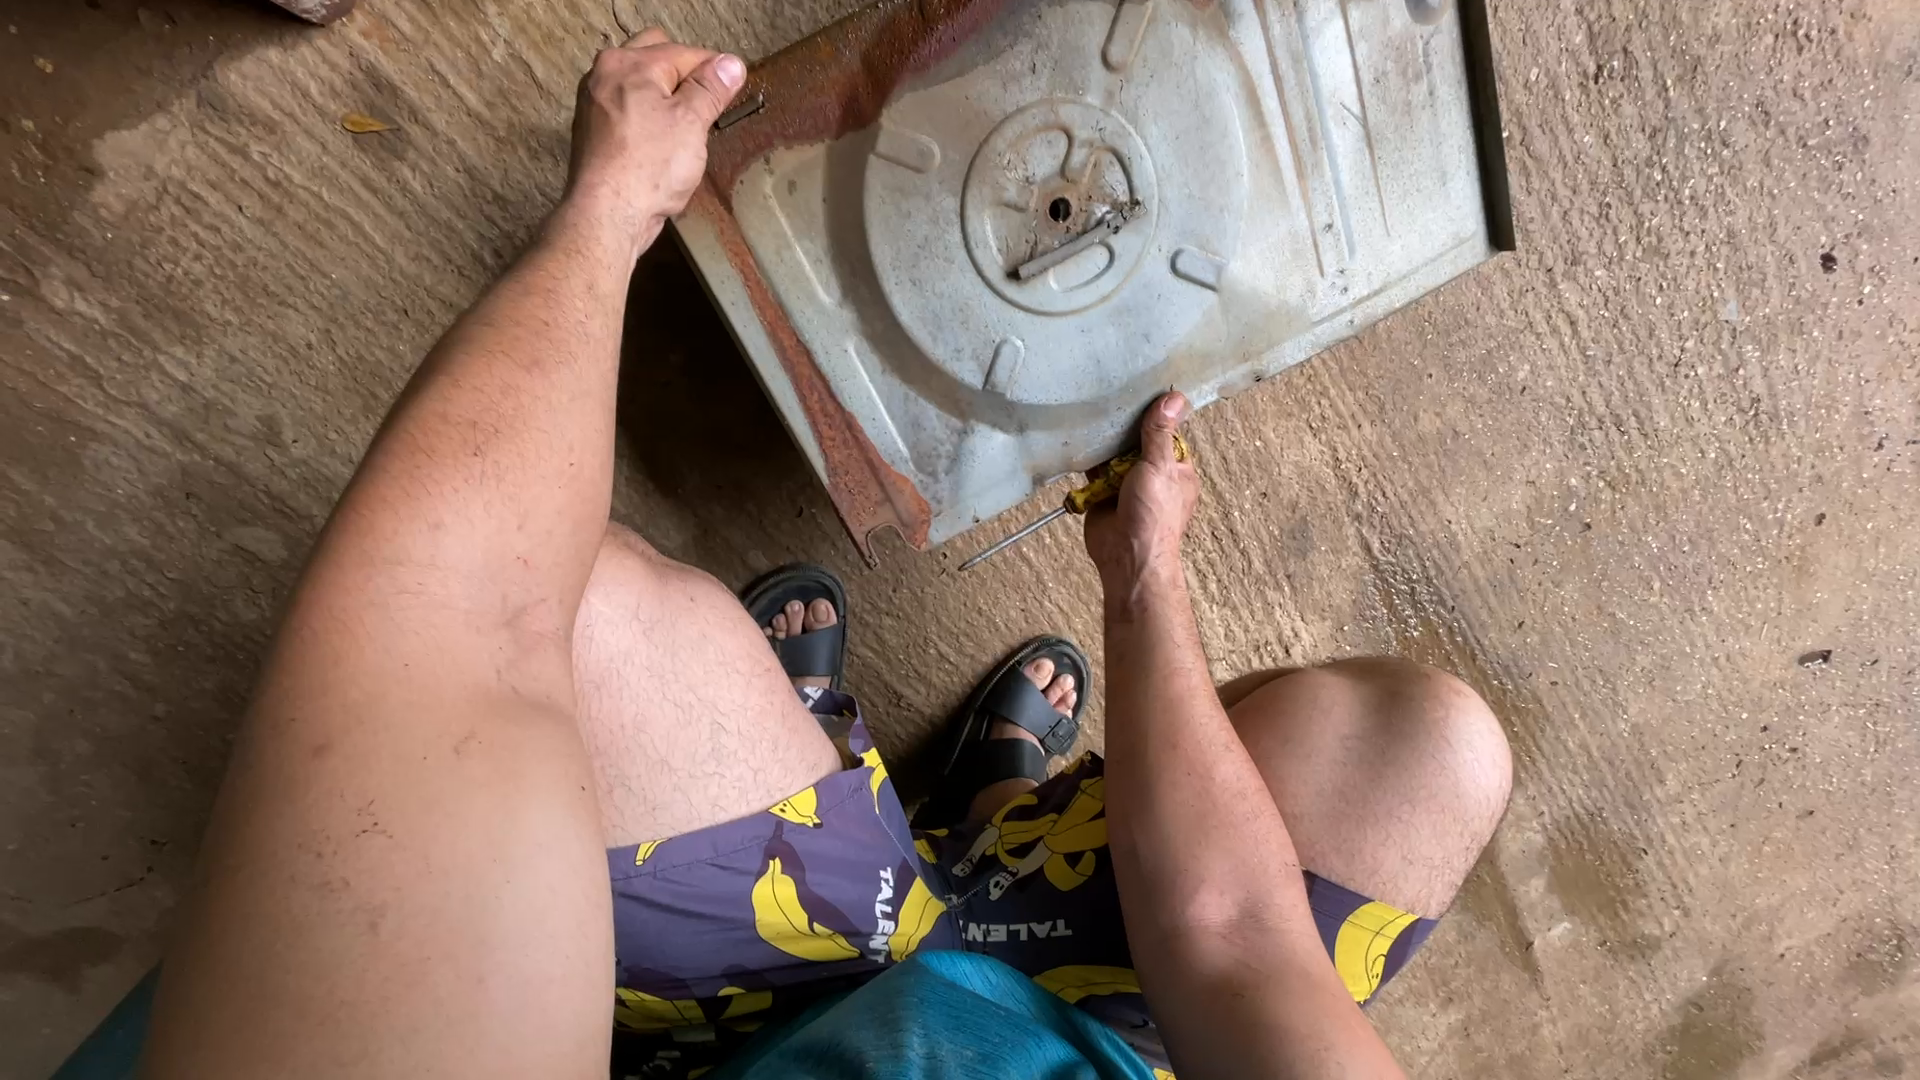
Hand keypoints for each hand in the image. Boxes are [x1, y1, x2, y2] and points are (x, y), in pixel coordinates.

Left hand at [557, 28, 744, 256]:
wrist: (610, 211)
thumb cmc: (650, 167)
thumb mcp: (691, 123)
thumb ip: (710, 90)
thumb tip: (731, 64)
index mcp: (630, 63)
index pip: (683, 53)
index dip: (714, 70)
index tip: (734, 87)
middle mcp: (606, 74)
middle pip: (654, 59)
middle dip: (684, 76)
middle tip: (708, 105)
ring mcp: (595, 102)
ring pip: (638, 86)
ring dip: (663, 97)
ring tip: (685, 125)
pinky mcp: (593, 132)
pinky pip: (626, 111)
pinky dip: (646, 118)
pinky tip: (660, 143)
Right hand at [1084, 392, 1199, 592]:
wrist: (1126, 555)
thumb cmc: (1153, 516)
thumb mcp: (1160, 466)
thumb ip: (1161, 433)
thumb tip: (1174, 399)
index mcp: (1178, 471)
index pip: (1168, 435)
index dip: (1155, 419)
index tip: (1140, 397)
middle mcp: (1154, 477)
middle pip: (1138, 443)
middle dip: (1125, 430)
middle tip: (1111, 401)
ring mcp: (1127, 486)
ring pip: (1115, 456)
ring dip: (1105, 445)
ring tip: (1093, 416)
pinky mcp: (1103, 495)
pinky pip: (1095, 472)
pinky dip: (1089, 461)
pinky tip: (1080, 441)